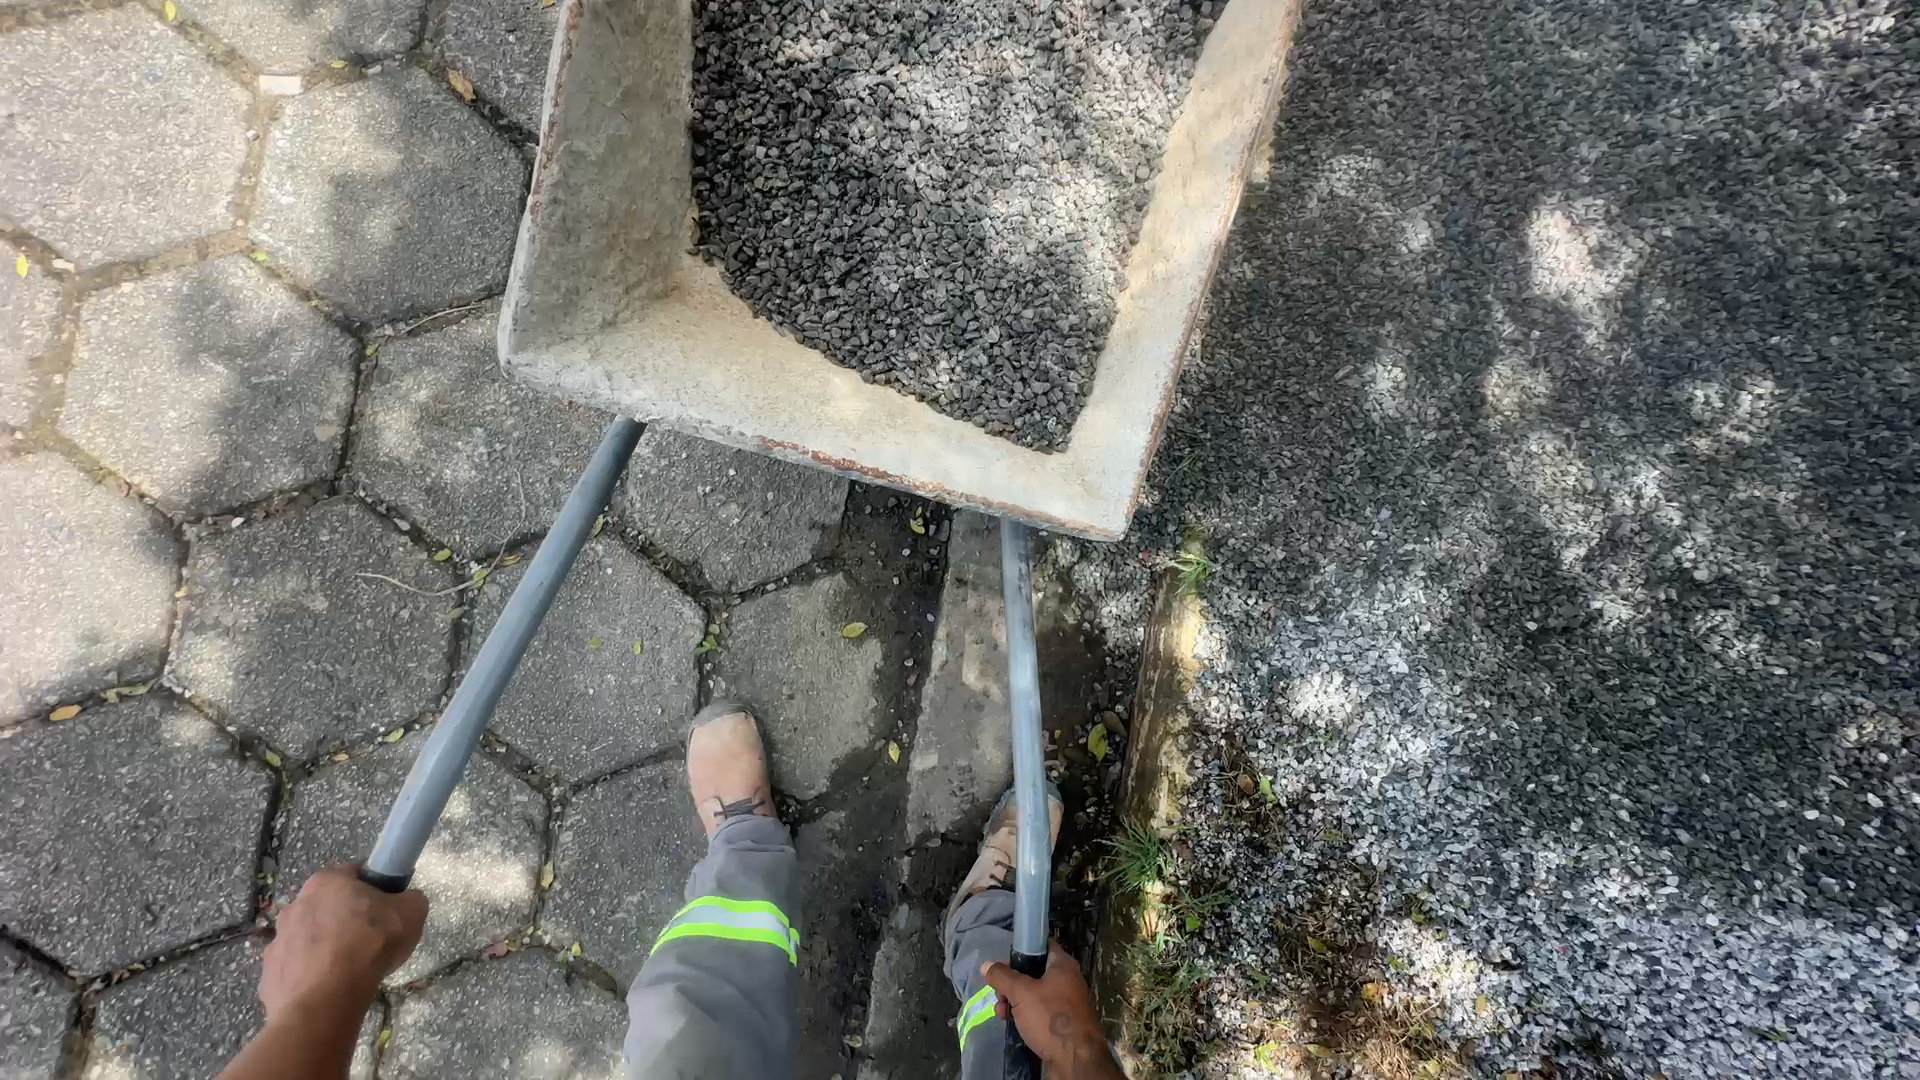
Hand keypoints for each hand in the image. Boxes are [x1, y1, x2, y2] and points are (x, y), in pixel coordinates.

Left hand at [261, 864, 427, 1017]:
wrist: (325, 1001)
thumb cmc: (370, 944)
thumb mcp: (414, 910)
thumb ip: (409, 898)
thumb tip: (402, 903)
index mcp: (326, 882)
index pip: (354, 874)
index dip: (374, 888)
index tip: (386, 907)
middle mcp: (295, 906)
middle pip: (328, 906)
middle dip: (346, 917)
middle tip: (371, 935)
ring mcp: (276, 943)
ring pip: (310, 937)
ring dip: (327, 945)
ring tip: (351, 965)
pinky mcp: (267, 976)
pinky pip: (297, 967)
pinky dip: (312, 973)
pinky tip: (331, 984)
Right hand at [981, 943, 1123, 1078]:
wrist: (1076, 1062)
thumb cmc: (1050, 1017)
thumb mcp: (1021, 993)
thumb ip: (1002, 976)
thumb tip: (986, 965)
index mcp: (1063, 965)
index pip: (1041, 945)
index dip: (1021, 950)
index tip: (1004, 963)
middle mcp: (1067, 980)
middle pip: (1033, 972)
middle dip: (1012, 983)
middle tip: (999, 994)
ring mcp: (1066, 1003)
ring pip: (1034, 994)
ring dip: (1015, 1002)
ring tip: (1002, 1013)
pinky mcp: (1063, 1024)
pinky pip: (1040, 1012)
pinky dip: (1025, 1016)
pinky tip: (1013, 1024)